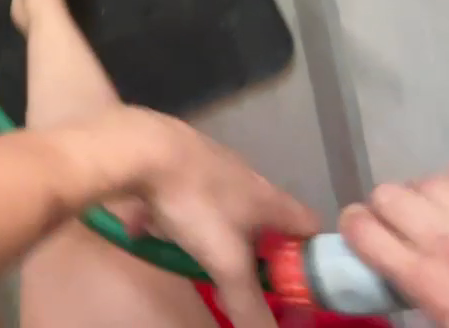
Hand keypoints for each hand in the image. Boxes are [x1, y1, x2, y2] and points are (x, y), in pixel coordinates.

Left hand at [72, 106, 318, 326]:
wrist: (138, 144)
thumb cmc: (193, 200)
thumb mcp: (226, 261)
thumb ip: (250, 305)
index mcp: (268, 197)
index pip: (310, 228)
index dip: (310, 259)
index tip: (294, 287)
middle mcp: (244, 174)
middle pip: (263, 220)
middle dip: (252, 253)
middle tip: (236, 278)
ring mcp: (208, 160)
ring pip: (219, 206)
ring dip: (208, 233)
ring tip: (188, 252)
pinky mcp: (175, 155)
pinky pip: (181, 192)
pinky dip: (170, 213)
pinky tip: (147, 225)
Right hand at [341, 160, 448, 327]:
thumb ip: (421, 306)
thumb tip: (393, 284)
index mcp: (438, 289)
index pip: (366, 231)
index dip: (353, 226)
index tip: (357, 231)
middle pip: (394, 196)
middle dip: (384, 207)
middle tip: (393, 223)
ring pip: (437, 183)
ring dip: (424, 193)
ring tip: (431, 209)